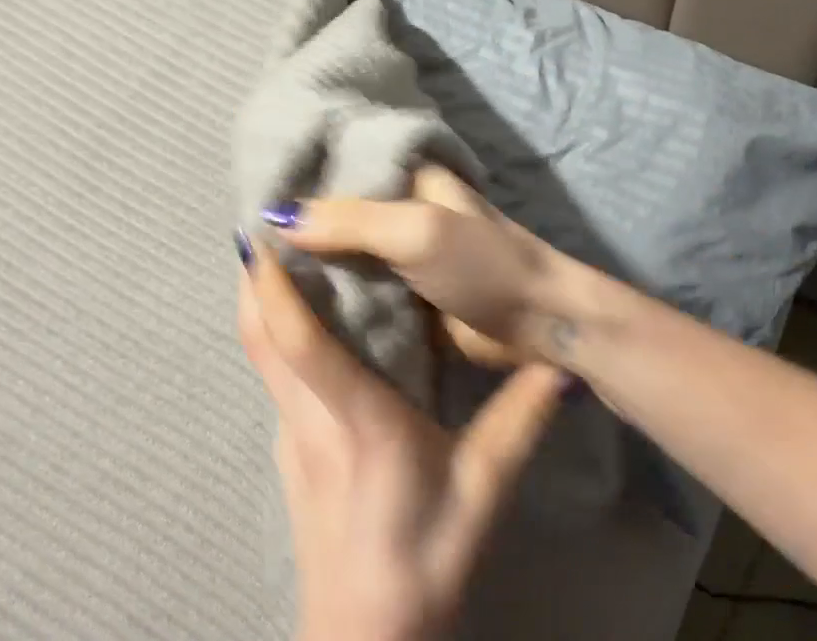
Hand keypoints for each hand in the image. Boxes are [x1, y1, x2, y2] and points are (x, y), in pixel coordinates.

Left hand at [237, 240, 565, 640]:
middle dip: (256, 275)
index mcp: (355, 423)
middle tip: (271, 218)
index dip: (275, 286)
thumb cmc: (424, 559)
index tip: (266, 232)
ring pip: (261, 355)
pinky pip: (274, 374)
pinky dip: (277, 332)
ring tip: (285, 251)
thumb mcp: (482, 491)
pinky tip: (309, 319)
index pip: (299, 343)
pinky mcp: (289, 449)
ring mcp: (289, 436)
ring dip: (262, 300)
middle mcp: (307, 421)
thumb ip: (518, 422)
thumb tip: (559, 366)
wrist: (365, 634)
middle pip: (261, 337)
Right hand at [263, 166, 593, 364]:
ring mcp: (401, 255)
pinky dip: (327, 296)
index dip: (299, 174)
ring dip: (308, 264)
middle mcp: (402, 208)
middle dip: (297, 224)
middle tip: (240, 238)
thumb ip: (350, 222)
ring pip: (342, 254)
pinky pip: (354, 291)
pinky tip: (287, 304)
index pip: (341, 163)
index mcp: (410, 176)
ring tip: (250, 270)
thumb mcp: (418, 232)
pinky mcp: (402, 297)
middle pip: (337, 211)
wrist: (540, 327)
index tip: (247, 186)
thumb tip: (275, 217)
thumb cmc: (486, 267)